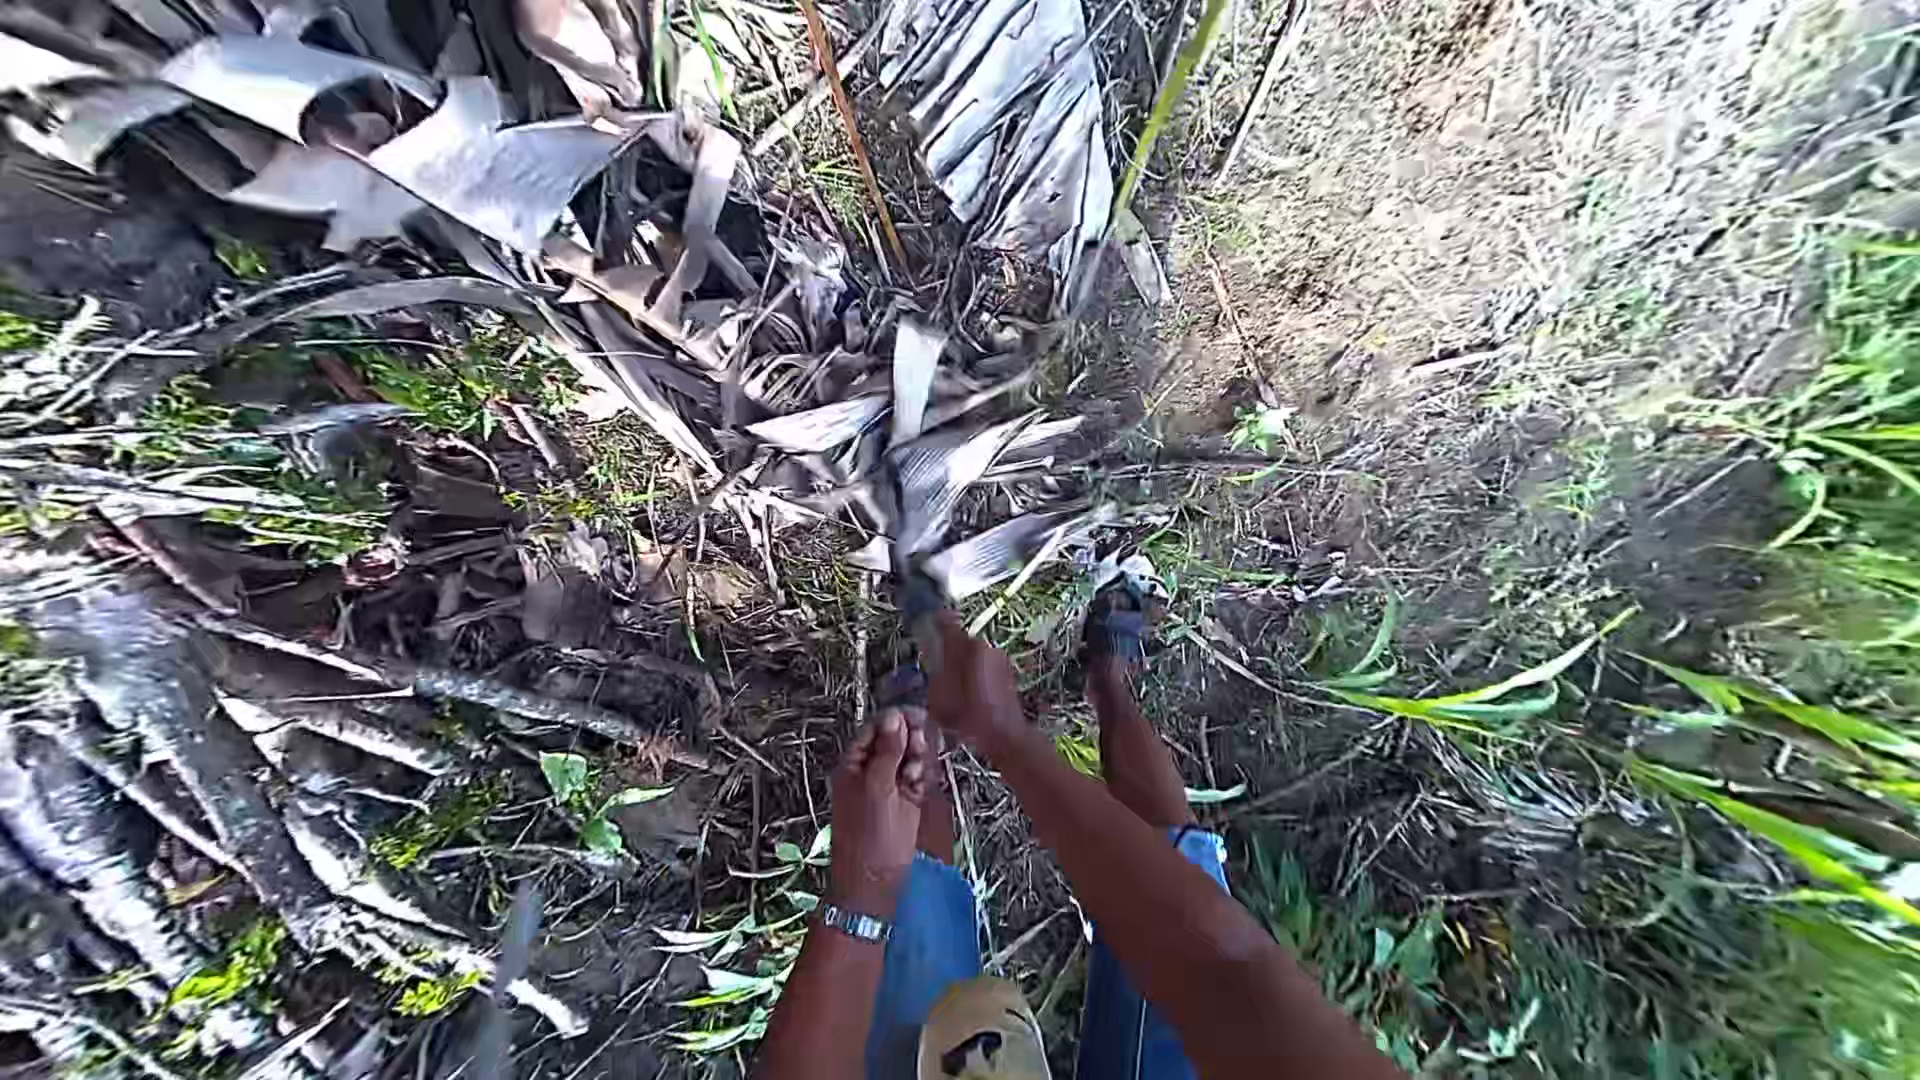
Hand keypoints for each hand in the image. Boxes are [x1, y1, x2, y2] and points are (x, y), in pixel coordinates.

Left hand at [829, 707, 928, 914]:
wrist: (875, 887)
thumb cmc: (869, 837)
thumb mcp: (878, 789)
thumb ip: (887, 752)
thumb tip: (894, 716)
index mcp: (854, 766)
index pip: (874, 730)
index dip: (894, 721)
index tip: (917, 717)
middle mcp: (871, 771)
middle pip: (893, 741)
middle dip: (909, 739)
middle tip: (920, 746)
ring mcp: (890, 786)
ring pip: (908, 757)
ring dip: (916, 756)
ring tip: (916, 772)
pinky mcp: (907, 801)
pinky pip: (917, 776)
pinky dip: (922, 774)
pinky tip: (922, 780)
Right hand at [926, 610, 1026, 756]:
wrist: (1003, 733)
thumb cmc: (967, 714)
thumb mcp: (938, 696)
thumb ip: (934, 673)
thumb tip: (933, 659)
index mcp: (966, 646)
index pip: (947, 624)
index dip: (936, 622)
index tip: (929, 624)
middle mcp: (984, 646)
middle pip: (962, 640)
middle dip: (951, 650)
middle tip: (939, 666)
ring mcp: (999, 657)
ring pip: (975, 653)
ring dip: (966, 663)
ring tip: (956, 684)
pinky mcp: (1008, 670)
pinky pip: (987, 665)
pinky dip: (978, 673)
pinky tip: (973, 692)